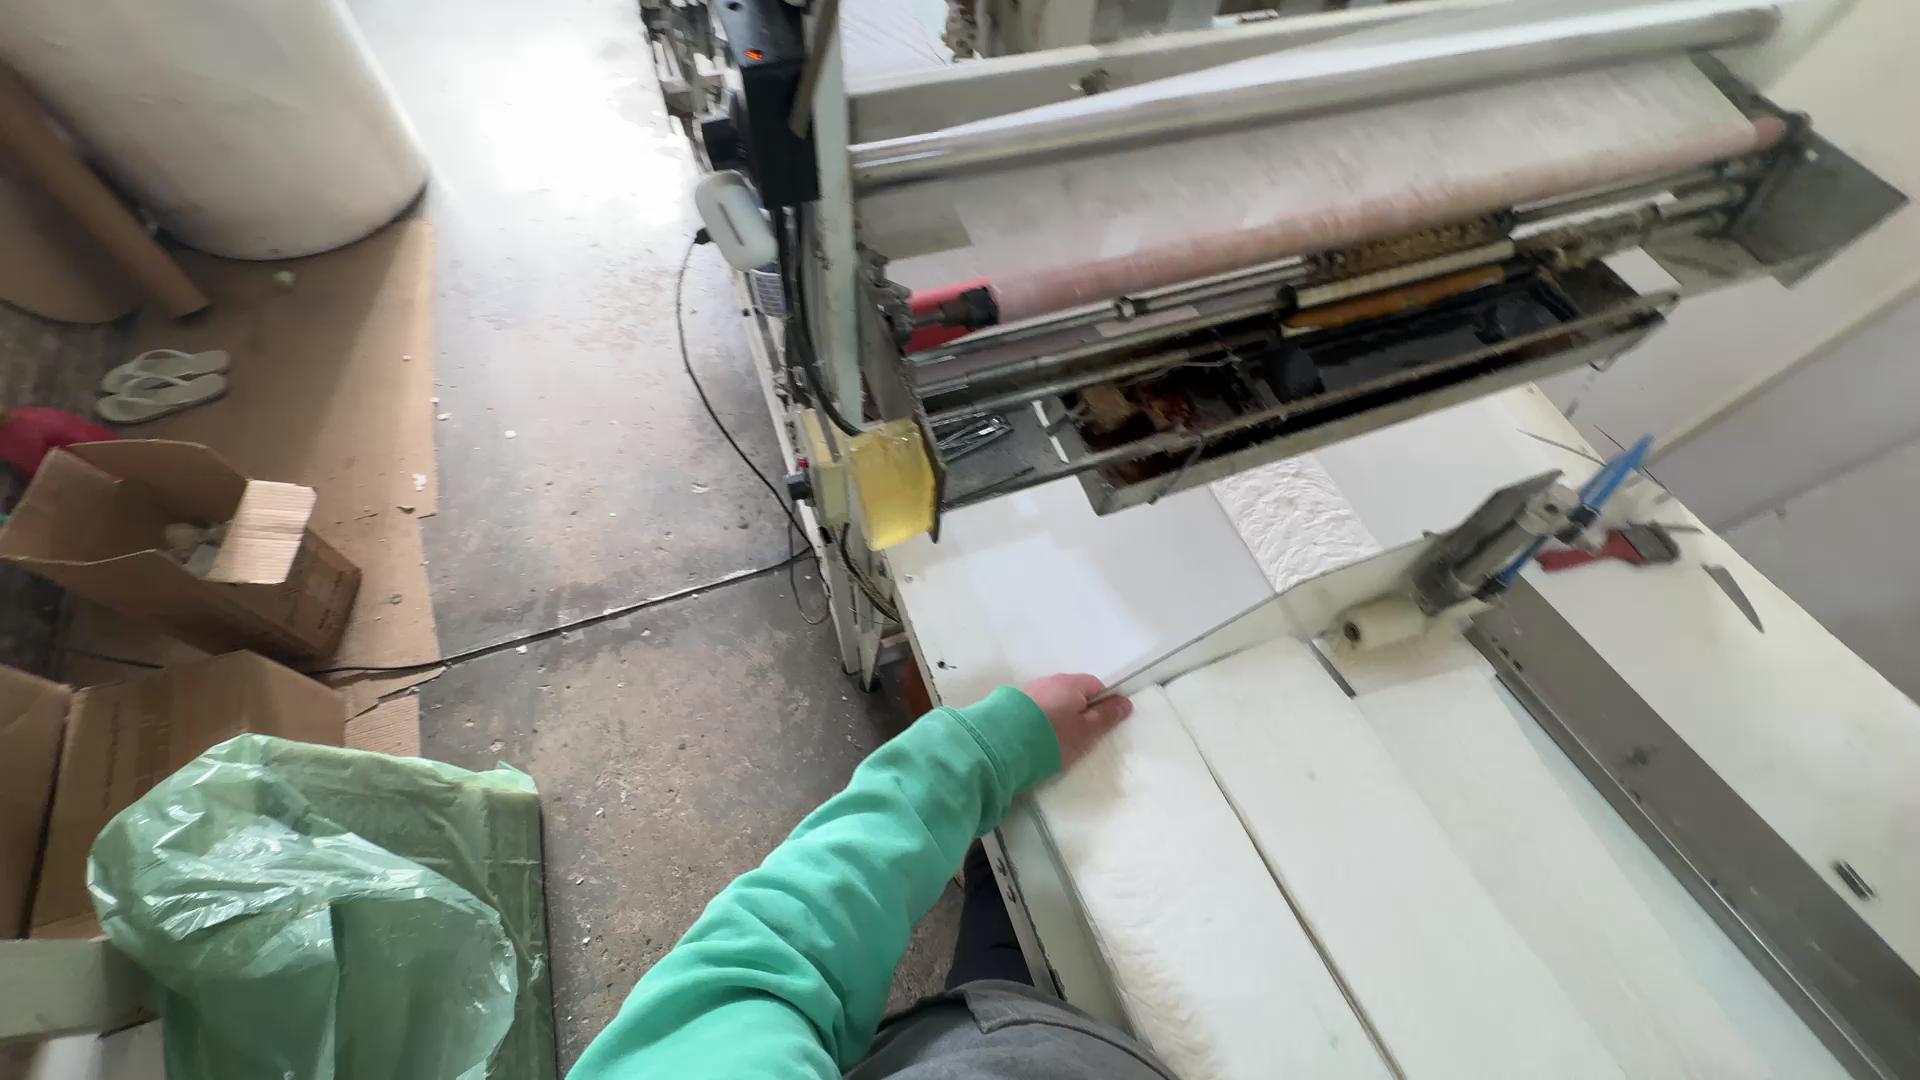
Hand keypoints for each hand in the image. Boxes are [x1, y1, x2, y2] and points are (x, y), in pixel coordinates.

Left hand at [1021, 674, 1132, 767]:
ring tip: (1056, 739)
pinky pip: (1036, 707)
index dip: (1102, 704)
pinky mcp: (1012, 704)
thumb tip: (1125, 702)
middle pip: (1072, 692)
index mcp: (1070, 683)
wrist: (1003, 743)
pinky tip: (1037, 735)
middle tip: (1079, 736)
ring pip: (1053, 700)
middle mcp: (1048, 680)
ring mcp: (1028, 690)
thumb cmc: (1054, 736)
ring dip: (1058, 715)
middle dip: (1079, 710)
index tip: (1101, 725)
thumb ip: (1106, 716)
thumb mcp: (1086, 731)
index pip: (1095, 685)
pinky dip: (1041, 718)